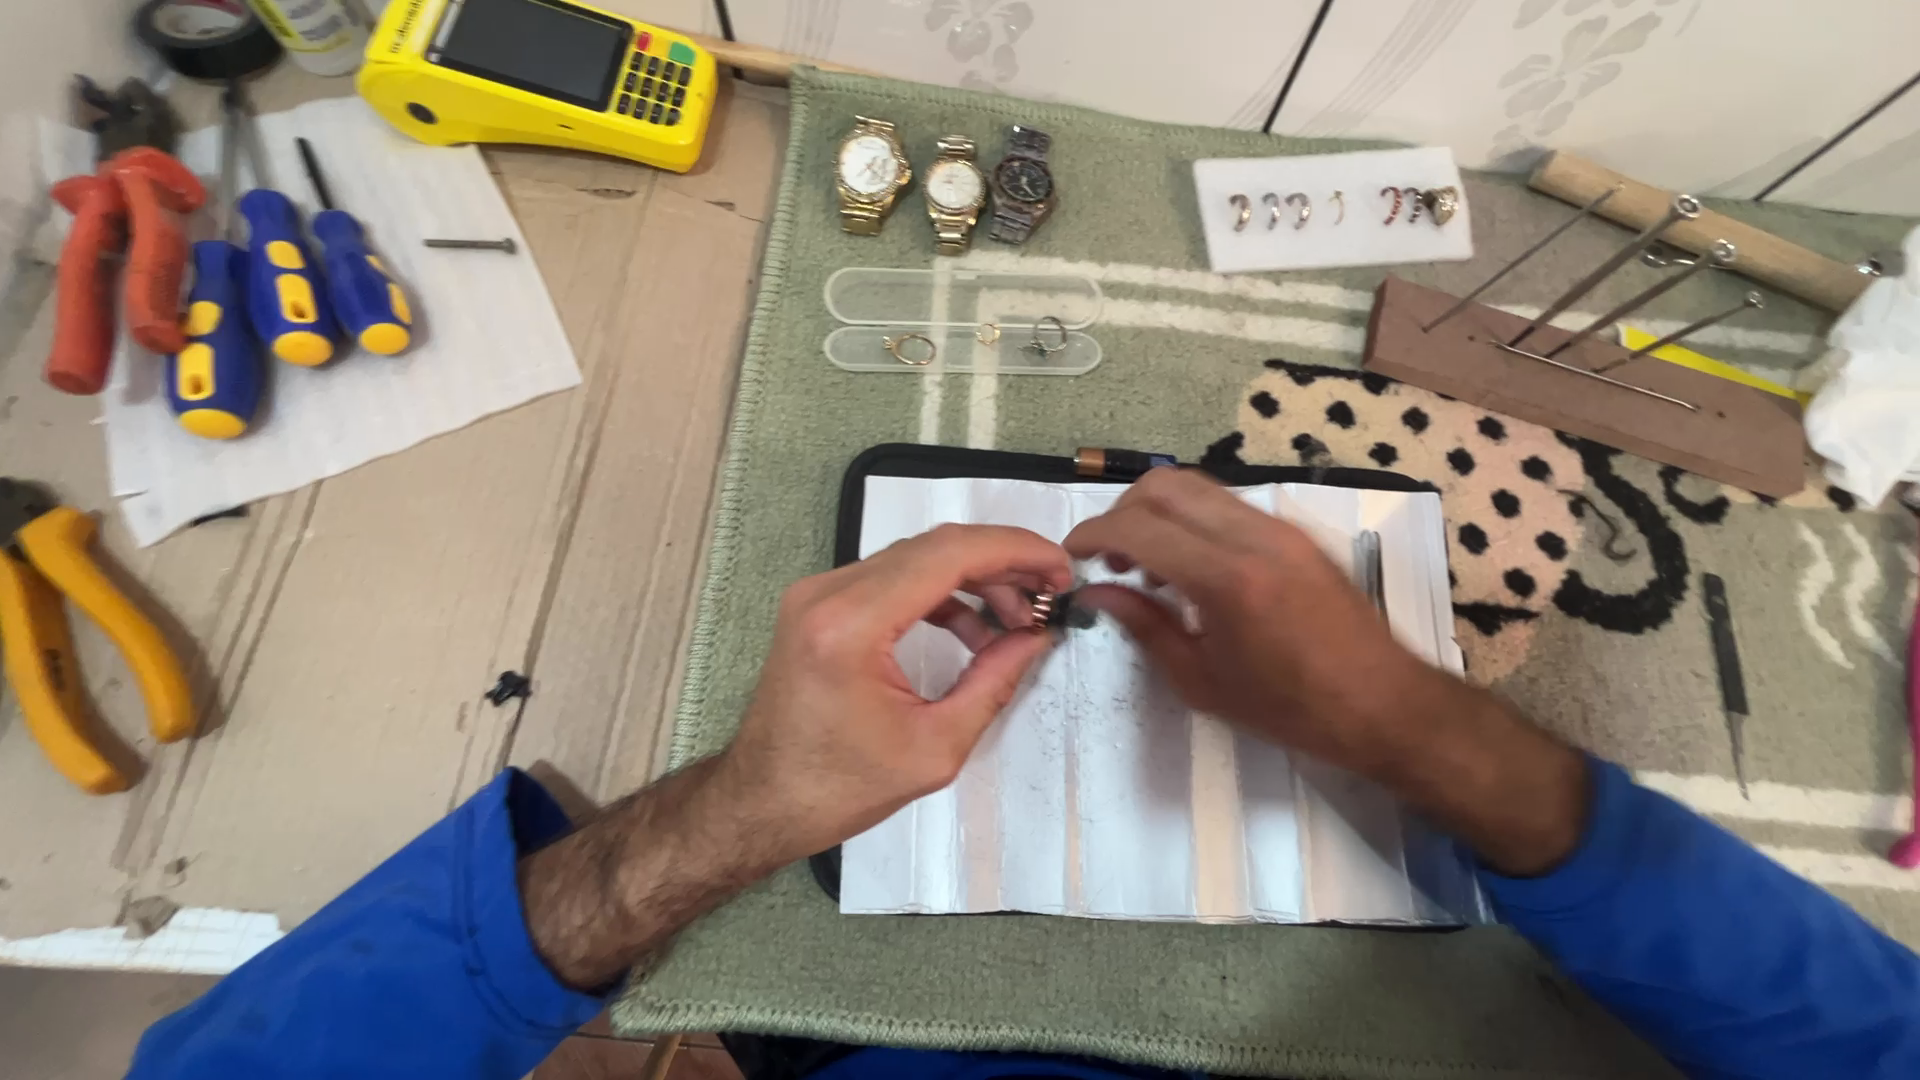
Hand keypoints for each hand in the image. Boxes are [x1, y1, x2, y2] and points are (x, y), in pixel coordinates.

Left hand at [717, 523, 1072, 865]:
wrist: (762, 801)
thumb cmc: (839, 788)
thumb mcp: (935, 747)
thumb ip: (994, 682)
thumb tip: (1038, 635)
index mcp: (851, 625)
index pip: (947, 554)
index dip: (1014, 551)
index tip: (1060, 566)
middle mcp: (829, 592)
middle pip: (934, 547)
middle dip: (1002, 563)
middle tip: (1049, 592)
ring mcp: (819, 592)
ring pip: (916, 558)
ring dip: (974, 578)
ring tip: (1018, 618)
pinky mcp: (821, 603)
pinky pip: (893, 578)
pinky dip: (940, 594)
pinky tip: (974, 630)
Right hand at [1064, 468, 1587, 874]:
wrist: (1386, 705)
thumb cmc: (1289, 708)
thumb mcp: (1201, 680)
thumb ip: (1142, 625)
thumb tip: (1094, 593)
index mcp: (1226, 579)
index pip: (1138, 528)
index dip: (1092, 534)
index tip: (1071, 555)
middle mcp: (1252, 536)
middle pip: (1163, 486)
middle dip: (1120, 513)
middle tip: (1108, 559)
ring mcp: (1279, 527)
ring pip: (1195, 486)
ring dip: (1155, 513)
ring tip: (1146, 566)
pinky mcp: (1294, 531)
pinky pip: (1225, 504)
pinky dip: (1189, 519)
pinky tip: (1190, 567)